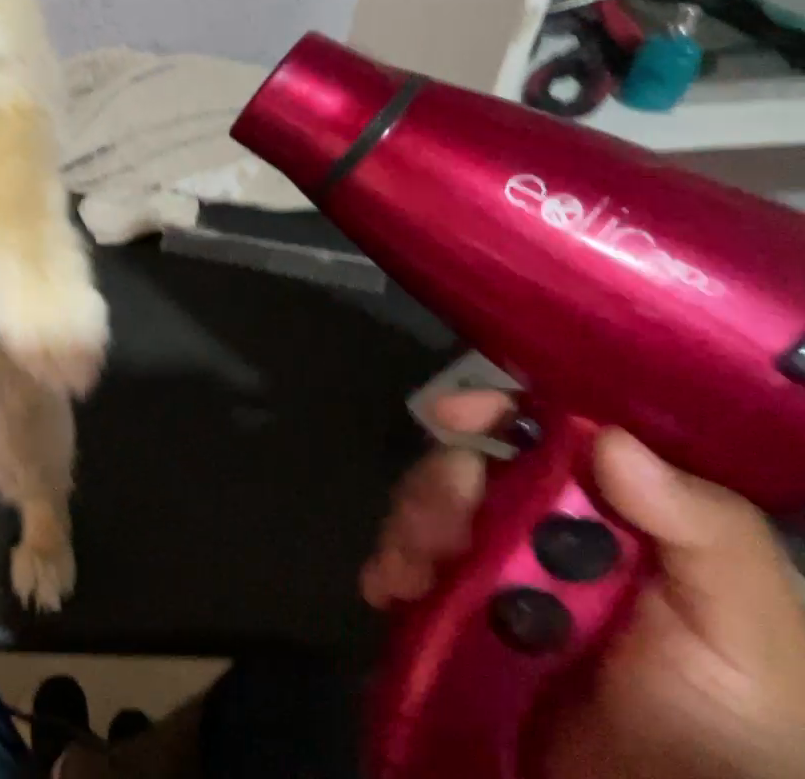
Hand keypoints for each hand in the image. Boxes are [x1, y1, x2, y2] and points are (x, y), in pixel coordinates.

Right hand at [365, 391, 804, 778]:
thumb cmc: (730, 722)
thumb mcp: (751, 627)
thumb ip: (706, 532)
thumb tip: (607, 440)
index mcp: (620, 522)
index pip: (555, 441)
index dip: (502, 414)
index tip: (455, 414)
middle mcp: (550, 539)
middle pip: (474, 472)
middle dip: (440, 486)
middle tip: (439, 527)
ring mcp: (495, 579)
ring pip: (428, 515)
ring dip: (409, 530)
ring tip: (409, 575)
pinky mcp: (450, 618)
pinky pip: (401, 572)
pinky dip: (385, 571)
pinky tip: (388, 591)